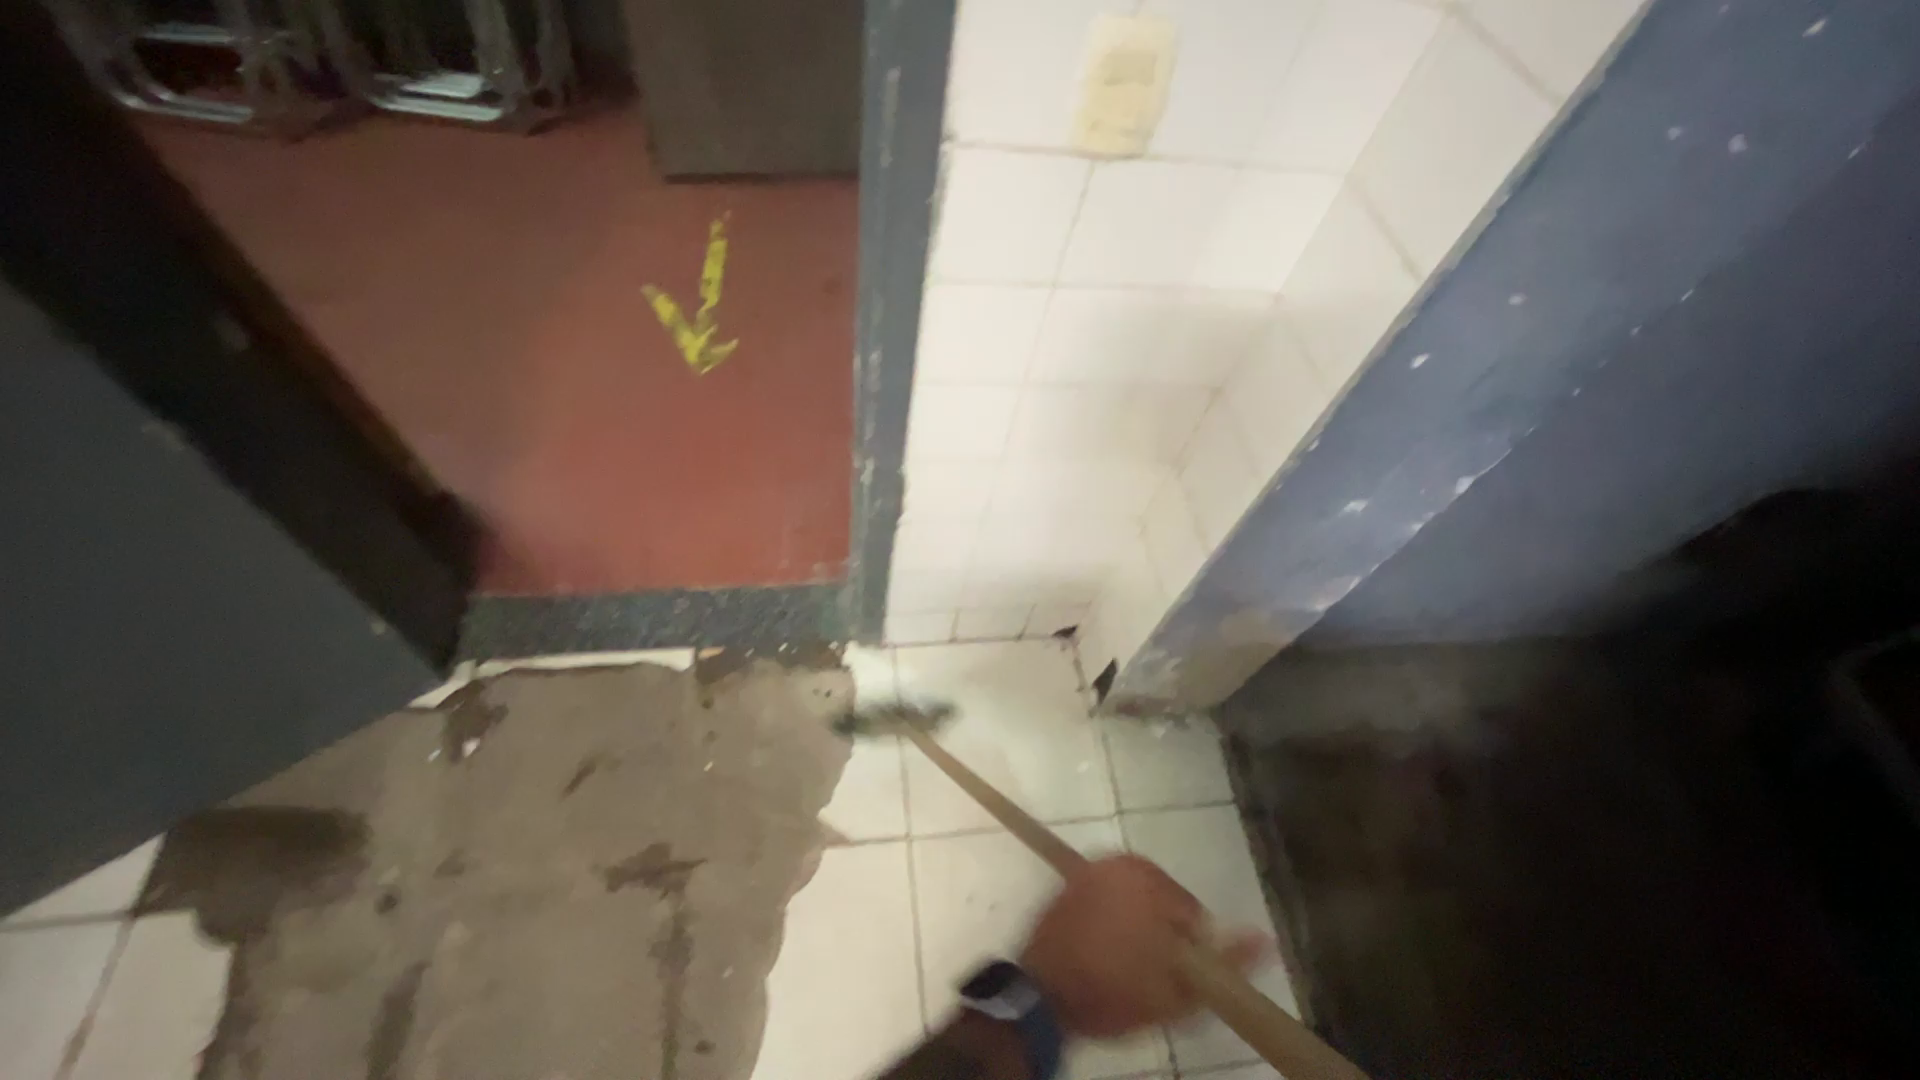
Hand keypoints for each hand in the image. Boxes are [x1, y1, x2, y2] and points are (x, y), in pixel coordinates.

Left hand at [1017, 854, 1268, 1038]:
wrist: (1042, 996)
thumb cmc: (1112, 991)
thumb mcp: (1178, 990)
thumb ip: (1227, 961)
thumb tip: (1266, 938)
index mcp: (1148, 877)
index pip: (1192, 914)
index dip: (1188, 952)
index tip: (1172, 980)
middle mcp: (1118, 861)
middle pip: (1162, 902)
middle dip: (1162, 936)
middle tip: (1149, 976)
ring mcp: (1088, 869)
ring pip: (1133, 900)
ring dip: (1136, 927)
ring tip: (1124, 966)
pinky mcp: (1067, 884)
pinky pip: (1105, 900)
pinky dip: (1110, 920)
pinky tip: (1103, 952)